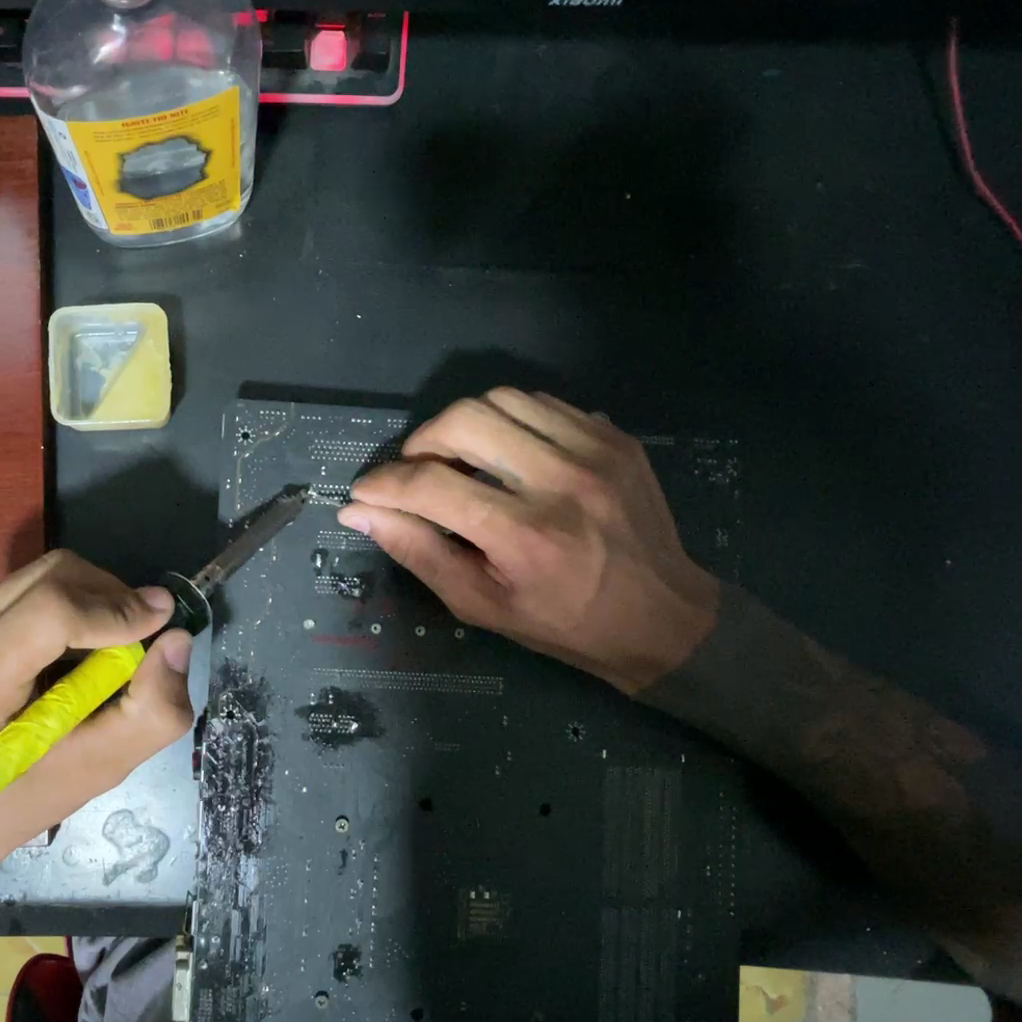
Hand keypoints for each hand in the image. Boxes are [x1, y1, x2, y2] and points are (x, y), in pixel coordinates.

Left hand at [0, 550, 193, 910]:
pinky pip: (30, 584)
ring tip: (107, 650)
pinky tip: (75, 646)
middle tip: (142, 640)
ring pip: (45, 573)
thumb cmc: (22, 798)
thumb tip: (176, 637)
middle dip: (112, 600)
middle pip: (52, 578)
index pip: (50, 613)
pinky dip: (71, 603)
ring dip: (94, 600)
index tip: (162, 623)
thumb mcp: (98, 771)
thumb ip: (151, 712)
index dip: (115, 610)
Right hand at [338, 388, 718, 693]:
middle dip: (422, 442)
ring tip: (460, 460)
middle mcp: (561, 481)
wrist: (662, 617)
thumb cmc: (561, 622)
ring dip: (464, 426)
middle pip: (464, 420)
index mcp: (524, 535)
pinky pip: (541, 403)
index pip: (430, 486)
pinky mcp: (613, 436)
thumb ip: (417, 551)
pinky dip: (508, 422)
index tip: (364, 492)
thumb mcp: (479, 603)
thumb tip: (359, 512)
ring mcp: (594, 451)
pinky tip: (506, 456)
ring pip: (501, 399)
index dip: (383, 484)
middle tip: (416, 473)